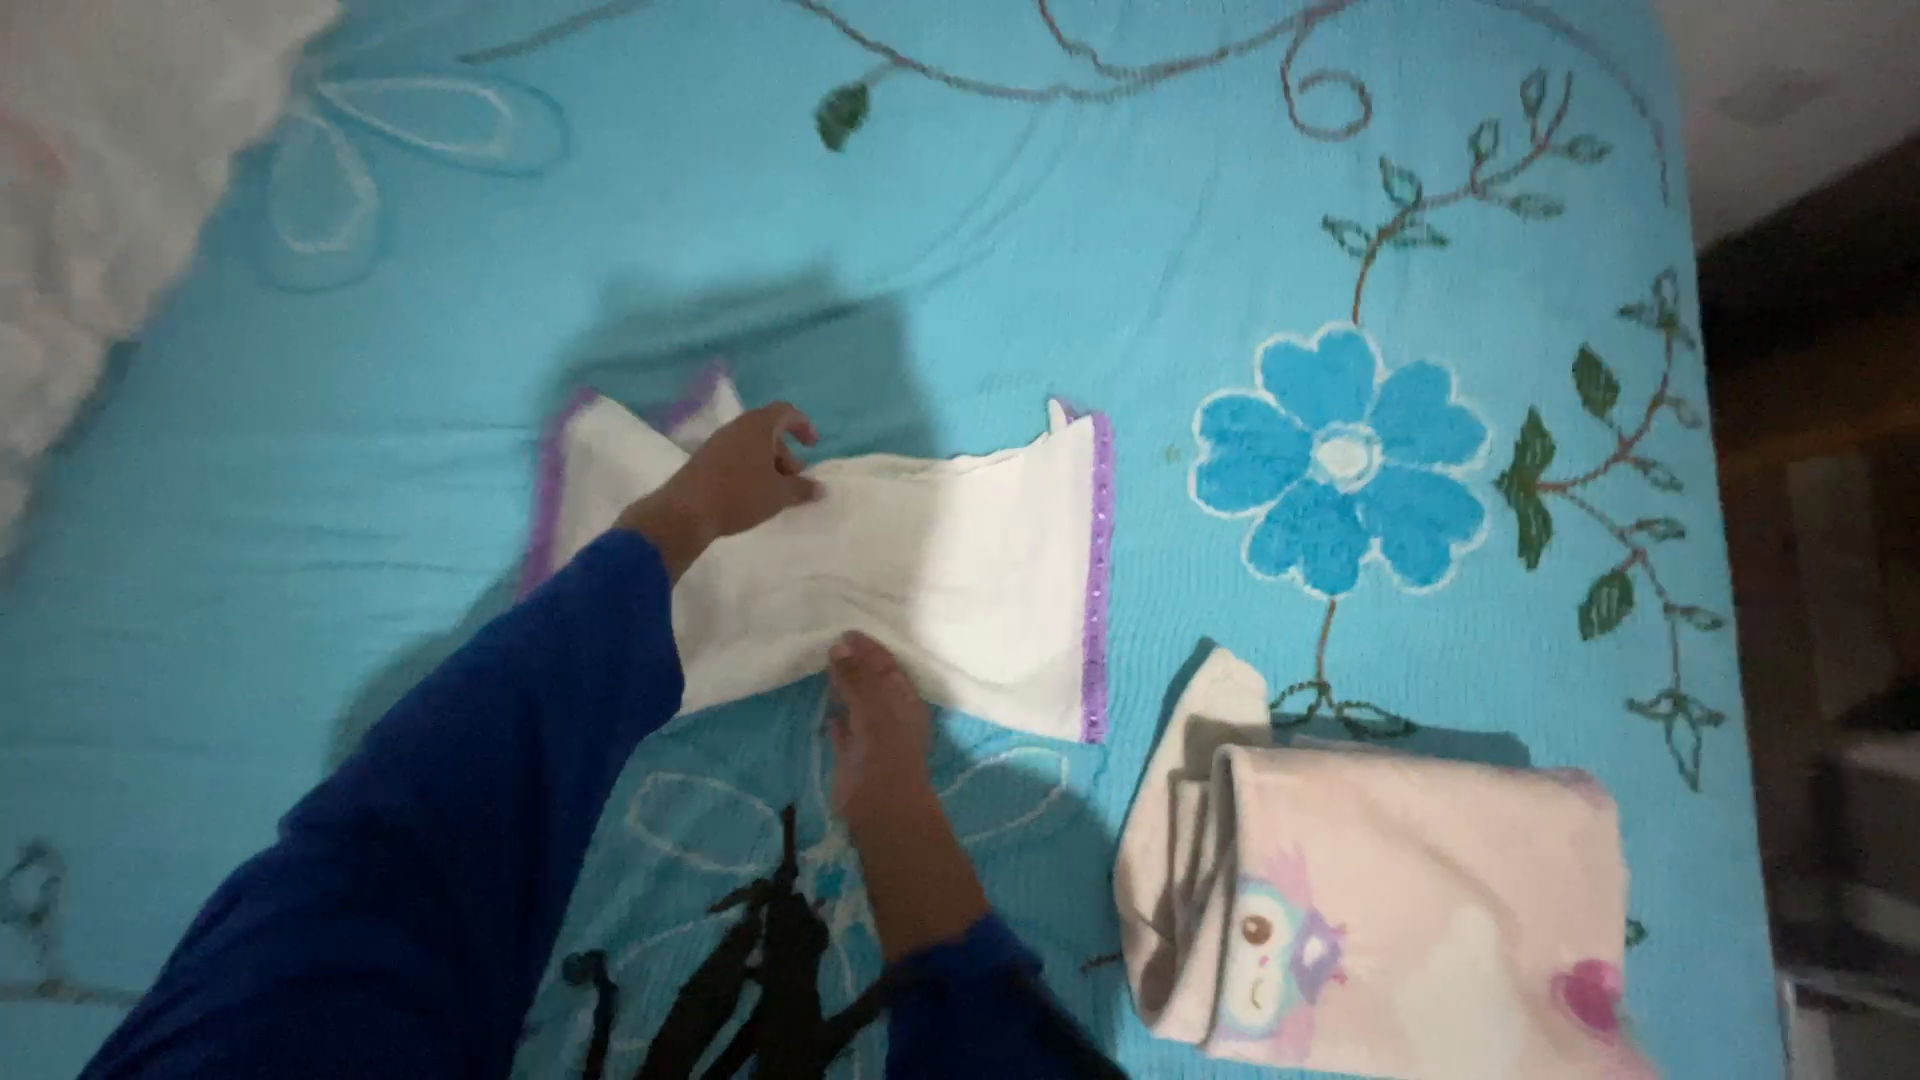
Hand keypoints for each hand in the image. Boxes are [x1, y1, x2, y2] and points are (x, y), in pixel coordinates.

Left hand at [616, 402, 820, 579]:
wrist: (685, 511)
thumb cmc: (740, 494)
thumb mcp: (779, 494)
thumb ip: (802, 489)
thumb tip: (820, 488)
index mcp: (757, 426)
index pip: (785, 412)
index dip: (803, 425)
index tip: (813, 446)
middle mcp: (737, 428)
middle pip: (769, 431)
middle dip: (786, 453)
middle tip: (795, 479)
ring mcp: (717, 443)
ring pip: (751, 445)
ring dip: (769, 463)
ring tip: (775, 491)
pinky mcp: (704, 459)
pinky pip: (736, 456)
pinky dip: (751, 469)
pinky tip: (753, 494)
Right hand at [826, 630, 933, 832]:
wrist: (882, 807)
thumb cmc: (884, 751)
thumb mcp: (872, 707)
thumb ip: (856, 677)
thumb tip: (839, 645)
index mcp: (904, 699)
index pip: (887, 665)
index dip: (869, 648)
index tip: (846, 632)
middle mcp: (891, 714)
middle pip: (872, 682)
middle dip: (856, 664)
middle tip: (830, 643)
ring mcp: (873, 736)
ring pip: (858, 704)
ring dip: (845, 687)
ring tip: (824, 667)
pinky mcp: (854, 756)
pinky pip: (844, 730)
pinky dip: (836, 718)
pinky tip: (826, 709)